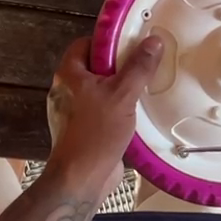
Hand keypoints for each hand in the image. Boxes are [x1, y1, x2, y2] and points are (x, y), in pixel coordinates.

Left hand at [45, 36, 163, 197]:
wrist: (81, 178)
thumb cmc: (95, 134)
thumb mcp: (122, 95)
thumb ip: (138, 68)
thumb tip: (152, 42)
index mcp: (69, 74)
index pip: (85, 44)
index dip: (107, 42)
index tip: (129, 43)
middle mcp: (67, 90)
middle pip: (95, 67)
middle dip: (118, 66)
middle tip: (142, 65)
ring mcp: (74, 111)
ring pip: (100, 90)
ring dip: (121, 90)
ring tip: (143, 88)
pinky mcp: (83, 129)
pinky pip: (102, 110)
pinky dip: (118, 109)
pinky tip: (136, 113)